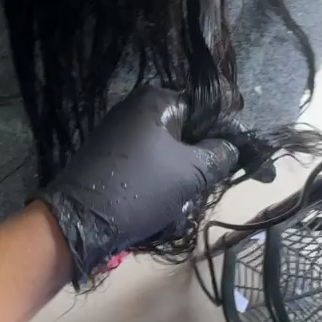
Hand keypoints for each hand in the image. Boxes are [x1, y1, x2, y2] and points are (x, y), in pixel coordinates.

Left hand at [35, 86, 238, 285]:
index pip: (208, 107)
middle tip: (204, 188)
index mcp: (156, 100)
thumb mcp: (190, 173)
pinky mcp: (113, 159)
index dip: (227, 132)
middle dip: (200, 163)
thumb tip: (231, 147)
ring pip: (171, 155)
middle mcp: (137, 109)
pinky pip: (150, 167)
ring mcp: (122, 134)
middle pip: (188, 133)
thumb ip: (219, 154)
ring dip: (181, 180)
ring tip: (178, 204)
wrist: (79, 221)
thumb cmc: (138, 189)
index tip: (242, 158)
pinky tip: (162, 208)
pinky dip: (161, 187)